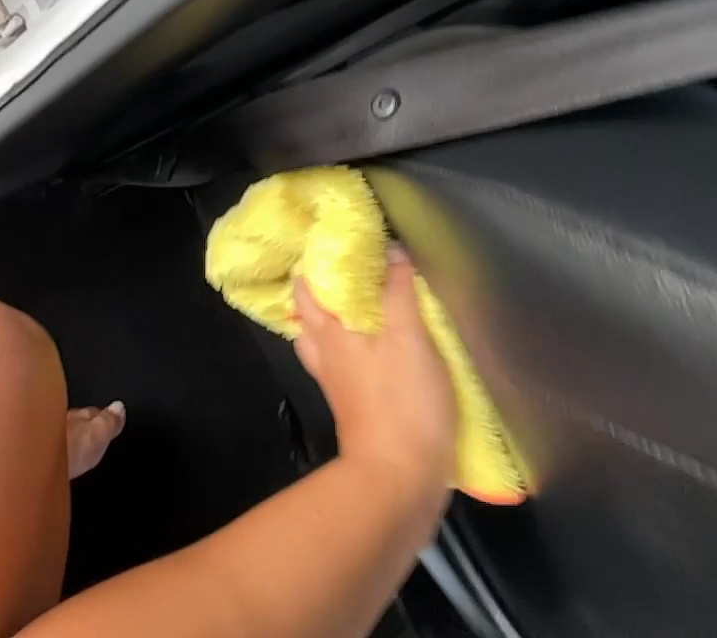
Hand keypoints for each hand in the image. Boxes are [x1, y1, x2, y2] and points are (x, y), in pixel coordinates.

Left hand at [292, 246, 457, 495]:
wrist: (398, 478)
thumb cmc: (402, 402)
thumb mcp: (409, 339)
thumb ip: (398, 294)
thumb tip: (391, 250)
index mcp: (328, 331)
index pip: (307, 285)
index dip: (314, 260)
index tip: (328, 238)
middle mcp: (321, 352)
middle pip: (308, 311)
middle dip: (318, 287)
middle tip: (339, 265)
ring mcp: (333, 379)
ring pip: (320, 337)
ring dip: (330, 316)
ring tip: (351, 299)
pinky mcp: (350, 401)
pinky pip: (338, 360)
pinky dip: (347, 343)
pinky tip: (367, 342)